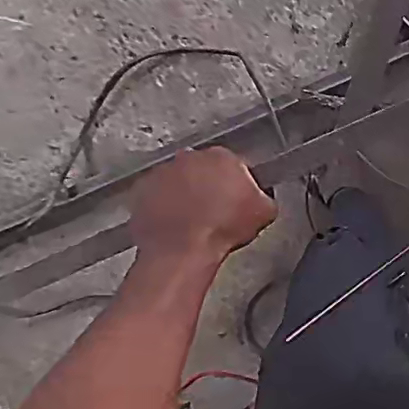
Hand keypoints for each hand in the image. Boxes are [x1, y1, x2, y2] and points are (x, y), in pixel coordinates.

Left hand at [129, 148, 275, 264]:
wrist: (182, 251)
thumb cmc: (220, 229)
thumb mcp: (265, 213)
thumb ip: (266, 197)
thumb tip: (262, 198)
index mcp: (223, 157)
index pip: (236, 163)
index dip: (239, 182)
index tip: (239, 196)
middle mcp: (190, 158)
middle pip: (205, 167)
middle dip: (211, 184)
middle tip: (218, 208)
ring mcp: (163, 172)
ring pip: (180, 178)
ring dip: (187, 192)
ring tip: (196, 218)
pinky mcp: (142, 189)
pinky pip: (158, 193)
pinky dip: (165, 203)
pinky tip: (177, 221)